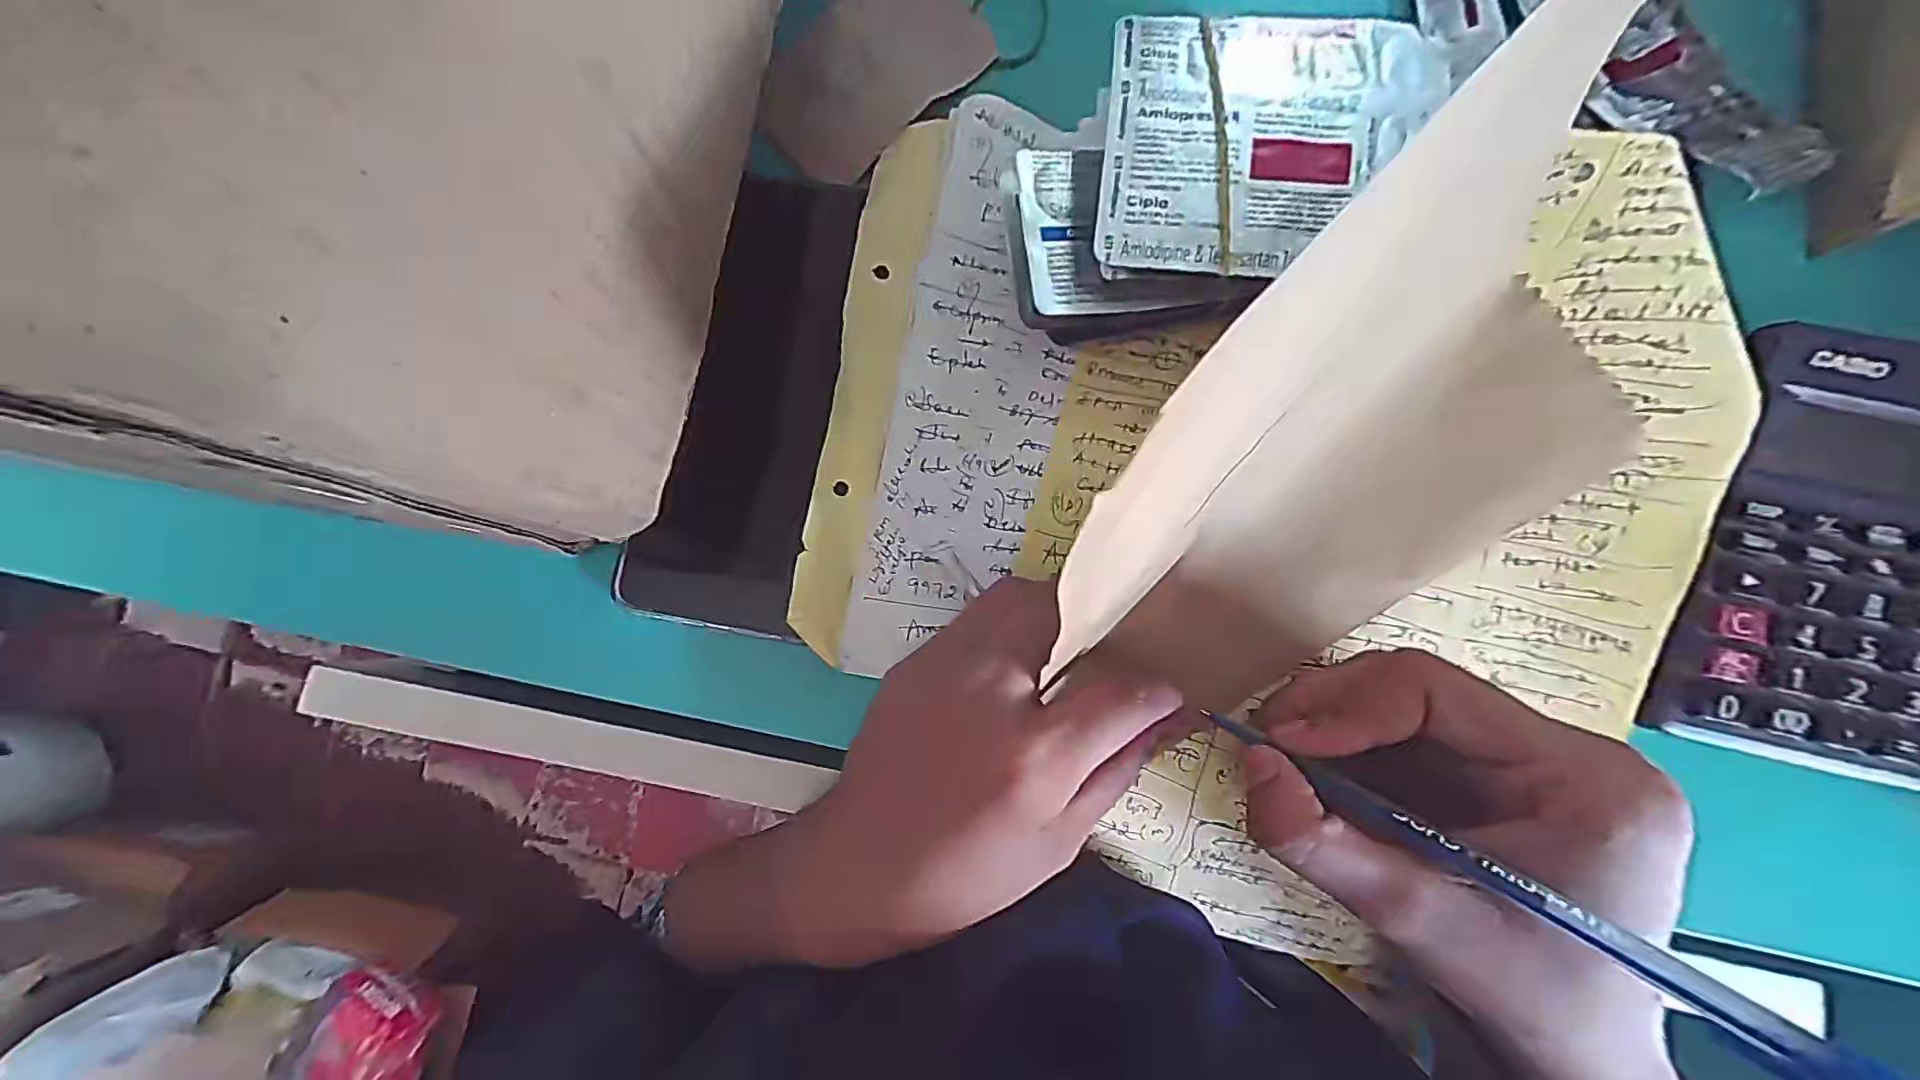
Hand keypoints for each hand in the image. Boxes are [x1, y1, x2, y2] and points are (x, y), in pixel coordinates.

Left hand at [662, 577, 1187, 971]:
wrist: (859, 865)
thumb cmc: (967, 874)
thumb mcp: (1059, 842)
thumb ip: (1116, 768)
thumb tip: (1161, 717)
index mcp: (1035, 755)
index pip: (1120, 690)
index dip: (1155, 687)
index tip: (1164, 691)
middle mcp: (990, 690)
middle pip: (1059, 610)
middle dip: (1097, 623)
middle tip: (1105, 654)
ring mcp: (944, 665)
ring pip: (1014, 596)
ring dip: (1050, 611)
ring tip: (1058, 650)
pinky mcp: (915, 660)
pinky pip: (976, 616)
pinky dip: (1007, 624)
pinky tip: (1009, 664)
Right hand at [1240, 650, 1691, 1079]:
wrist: (1572, 1053)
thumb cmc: (1524, 997)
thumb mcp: (1417, 923)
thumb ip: (1323, 844)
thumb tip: (1254, 761)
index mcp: (1585, 775)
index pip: (1436, 690)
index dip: (1346, 706)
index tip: (1280, 742)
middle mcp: (1563, 749)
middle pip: (1413, 687)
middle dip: (1328, 711)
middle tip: (1269, 744)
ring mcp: (1528, 757)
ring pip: (1398, 705)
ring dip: (1329, 728)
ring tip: (1286, 762)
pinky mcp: (1493, 773)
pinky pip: (1399, 736)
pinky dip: (1345, 751)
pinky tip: (1319, 778)